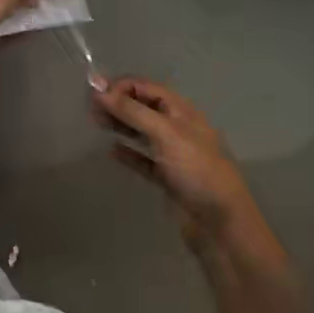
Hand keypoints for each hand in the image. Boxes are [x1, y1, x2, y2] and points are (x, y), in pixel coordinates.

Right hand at [93, 77, 252, 231]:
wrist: (221, 225)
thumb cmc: (196, 169)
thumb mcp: (164, 133)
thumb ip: (131, 110)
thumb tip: (97, 87)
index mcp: (180, 110)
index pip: (144, 87)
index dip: (119, 87)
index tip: (95, 94)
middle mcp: (176, 127)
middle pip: (141, 107)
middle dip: (117, 104)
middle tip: (91, 110)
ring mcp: (172, 153)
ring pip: (141, 131)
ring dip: (120, 124)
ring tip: (97, 124)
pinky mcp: (168, 177)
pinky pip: (143, 159)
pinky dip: (128, 153)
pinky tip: (112, 152)